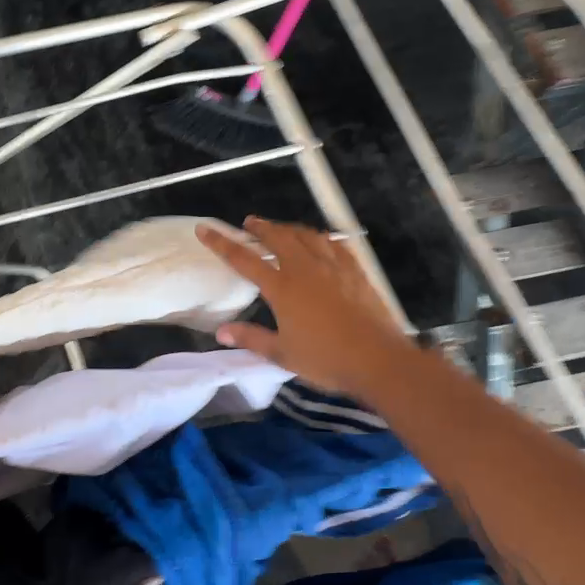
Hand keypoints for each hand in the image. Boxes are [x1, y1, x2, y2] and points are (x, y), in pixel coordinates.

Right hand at [198, 217, 413, 396]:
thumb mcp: (283, 354)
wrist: (380, 361)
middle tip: (250, 223)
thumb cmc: (327, 360)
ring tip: (281, 229)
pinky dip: (321, 238)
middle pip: (277, 237)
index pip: (243, 259)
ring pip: (306, 235)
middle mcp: (304, 269)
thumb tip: (220, 333)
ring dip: (289, 228)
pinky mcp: (356, 271)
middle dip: (260, 227)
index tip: (204, 228)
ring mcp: (332, 267)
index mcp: (281, 287)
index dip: (221, 242)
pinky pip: (334, 244)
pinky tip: (321, 240)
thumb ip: (251, 339)